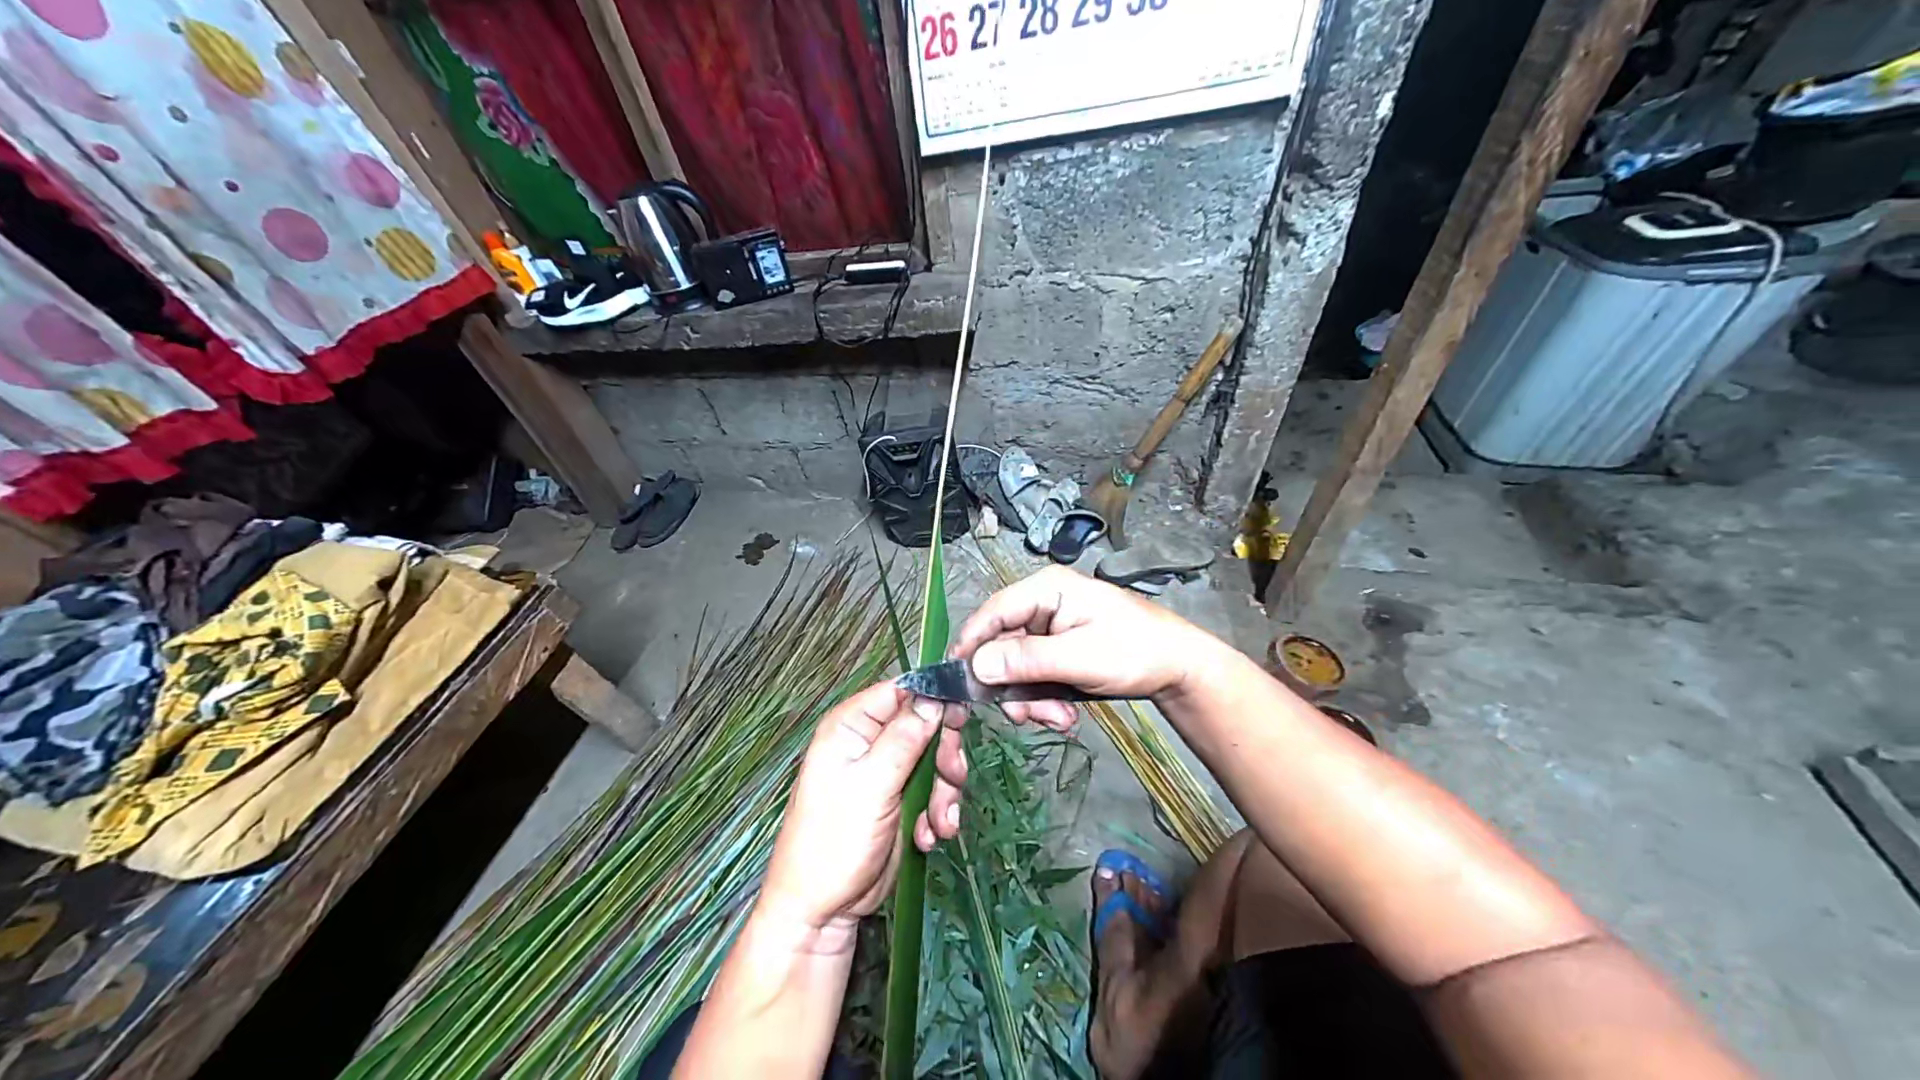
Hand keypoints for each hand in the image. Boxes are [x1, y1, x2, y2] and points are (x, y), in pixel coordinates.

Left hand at [757, 681, 967, 947]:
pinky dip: (937, 812)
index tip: (960, 716)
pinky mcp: (900, 801)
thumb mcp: (872, 784)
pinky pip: (932, 791)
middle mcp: (869, 742)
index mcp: (851, 726)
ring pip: (935, 760)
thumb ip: (905, 737)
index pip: (901, 691)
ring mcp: (886, 773)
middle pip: (926, 724)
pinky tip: (929, 836)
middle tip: (951, 776)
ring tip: (939, 820)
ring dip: (944, 791)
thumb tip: (935, 696)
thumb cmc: (834, 842)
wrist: (822, 911)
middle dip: (944, 754)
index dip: (934, 698)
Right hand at [951, 565, 1231, 727]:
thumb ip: (1026, 660)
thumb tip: (976, 665)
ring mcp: (1051, 626)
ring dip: (1030, 698)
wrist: (1179, 667)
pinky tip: (1064, 713)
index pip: (993, 611)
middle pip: (1003, 644)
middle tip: (1025, 717)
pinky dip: (1043, 697)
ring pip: (1017, 665)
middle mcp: (1043, 603)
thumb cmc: (1135, 651)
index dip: (972, 644)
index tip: (958, 678)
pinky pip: (1035, 672)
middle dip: (1013, 685)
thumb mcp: (1079, 657)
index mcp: (1047, 589)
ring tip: (1058, 718)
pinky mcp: (1059, 647)